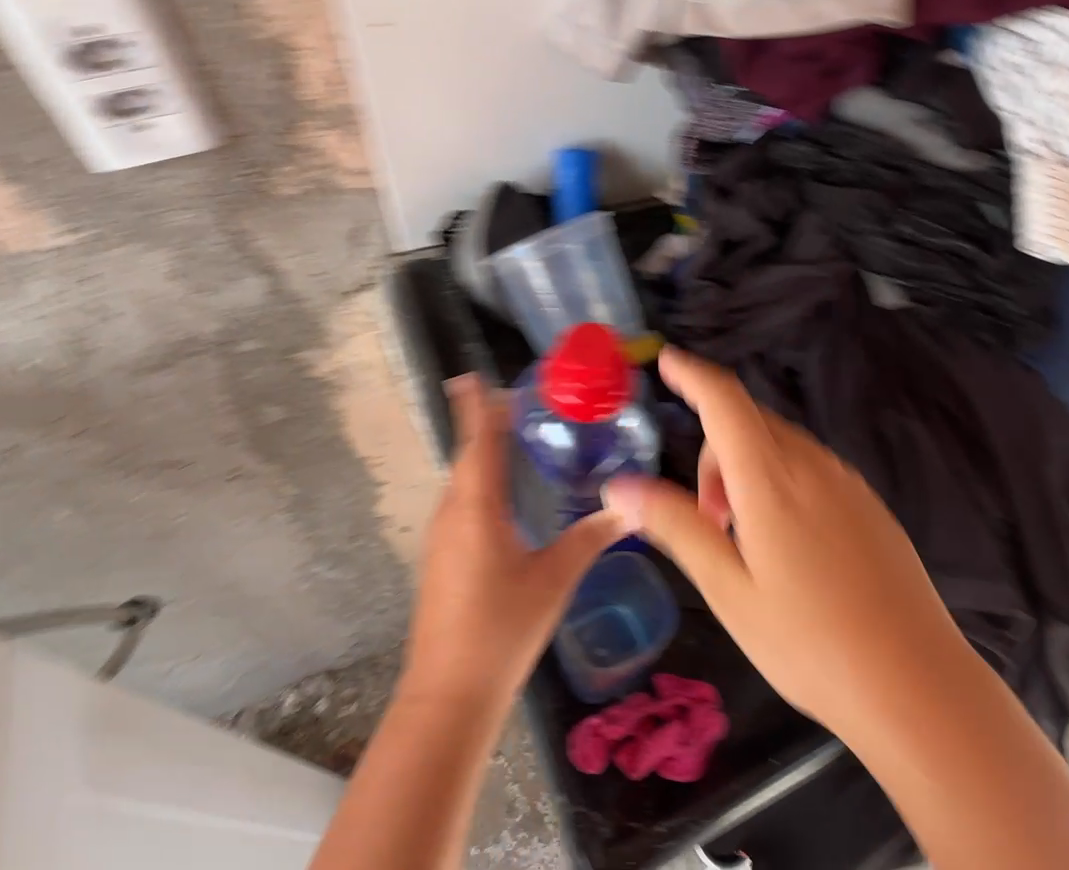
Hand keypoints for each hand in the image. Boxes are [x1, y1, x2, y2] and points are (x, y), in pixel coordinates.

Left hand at [401, 375, 628, 701]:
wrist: (449, 691)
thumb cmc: (502, 628)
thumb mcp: (555, 579)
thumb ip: (591, 537)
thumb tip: (629, 506)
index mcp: (475, 509)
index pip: (475, 442)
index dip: (476, 407)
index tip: (474, 376)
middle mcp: (450, 515)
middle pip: (466, 458)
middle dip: (485, 428)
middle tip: (521, 407)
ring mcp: (440, 540)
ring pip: (462, 484)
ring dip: (483, 459)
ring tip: (517, 443)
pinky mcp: (439, 561)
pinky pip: (460, 507)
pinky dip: (481, 488)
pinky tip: (506, 501)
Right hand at [603, 349, 972, 732]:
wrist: (913, 681)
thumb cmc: (808, 642)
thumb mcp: (728, 590)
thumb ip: (677, 527)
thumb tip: (621, 485)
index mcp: (772, 480)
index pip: (725, 402)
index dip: (692, 375)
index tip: (666, 361)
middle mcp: (814, 465)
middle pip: (751, 423)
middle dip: (715, 451)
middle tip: (707, 521)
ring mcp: (849, 483)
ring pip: (783, 448)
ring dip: (748, 472)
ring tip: (745, 544)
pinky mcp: (870, 506)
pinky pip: (813, 470)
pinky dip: (782, 484)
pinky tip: (789, 549)